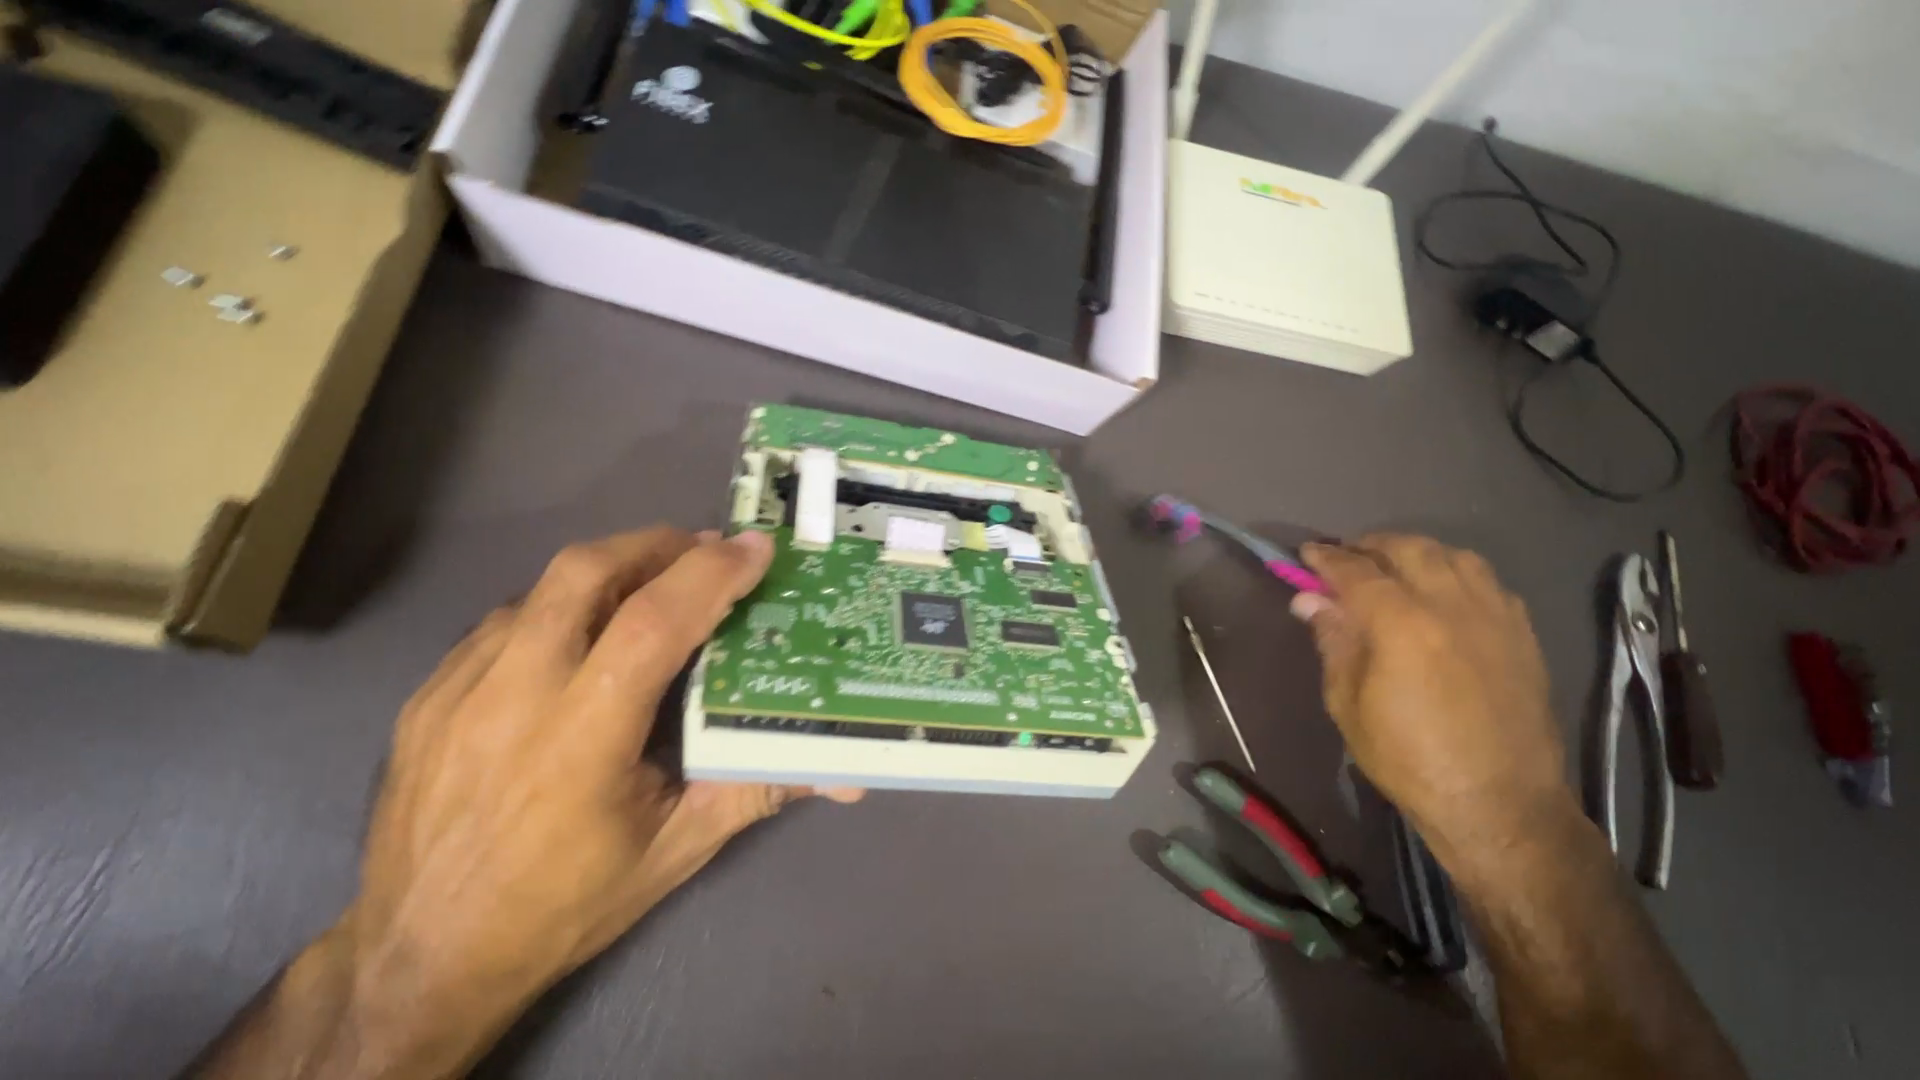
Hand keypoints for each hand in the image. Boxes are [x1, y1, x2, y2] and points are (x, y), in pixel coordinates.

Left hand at [334, 527, 857, 1074]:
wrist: (423, 956)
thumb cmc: (564, 905)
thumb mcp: (675, 851)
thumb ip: (756, 790)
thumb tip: (843, 775)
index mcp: (581, 740)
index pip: (652, 624)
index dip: (710, 575)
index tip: (754, 549)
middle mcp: (511, 697)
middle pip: (583, 573)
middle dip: (654, 544)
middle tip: (703, 550)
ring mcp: (457, 690)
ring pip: (539, 588)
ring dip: (606, 572)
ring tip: (650, 586)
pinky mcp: (426, 696)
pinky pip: (501, 622)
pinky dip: (556, 608)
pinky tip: (581, 638)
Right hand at [1292, 535, 1574, 866]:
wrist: (1499, 803)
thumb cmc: (1409, 759)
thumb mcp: (1348, 704)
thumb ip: (1333, 642)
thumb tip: (1310, 600)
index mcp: (1401, 622)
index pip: (1356, 571)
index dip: (1326, 559)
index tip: (1305, 554)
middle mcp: (1451, 604)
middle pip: (1407, 549)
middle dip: (1370, 546)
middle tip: (1346, 560)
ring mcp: (1493, 615)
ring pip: (1453, 556)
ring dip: (1416, 553)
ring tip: (1395, 568)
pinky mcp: (1521, 633)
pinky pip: (1486, 581)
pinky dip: (1455, 574)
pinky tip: (1444, 594)